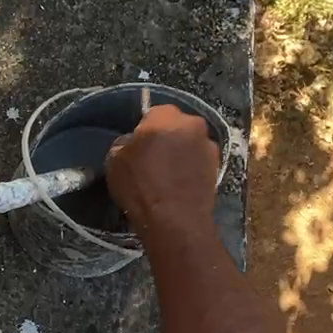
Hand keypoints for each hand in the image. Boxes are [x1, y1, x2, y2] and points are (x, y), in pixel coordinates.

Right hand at [105, 105, 220, 237]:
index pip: (153, 112)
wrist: (174, 219)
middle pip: (175, 125)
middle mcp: (192, 124)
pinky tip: (178, 183)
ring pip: (189, 142)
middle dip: (165, 137)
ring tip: (166, 174)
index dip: (144, 129)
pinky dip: (190, 167)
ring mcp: (209, 145)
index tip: (137, 146)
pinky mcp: (218, 165)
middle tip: (151, 158)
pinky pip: (198, 159)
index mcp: (165, 117)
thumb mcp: (114, 161)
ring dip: (180, 152)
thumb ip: (125, 143)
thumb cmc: (140, 186)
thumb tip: (133, 142)